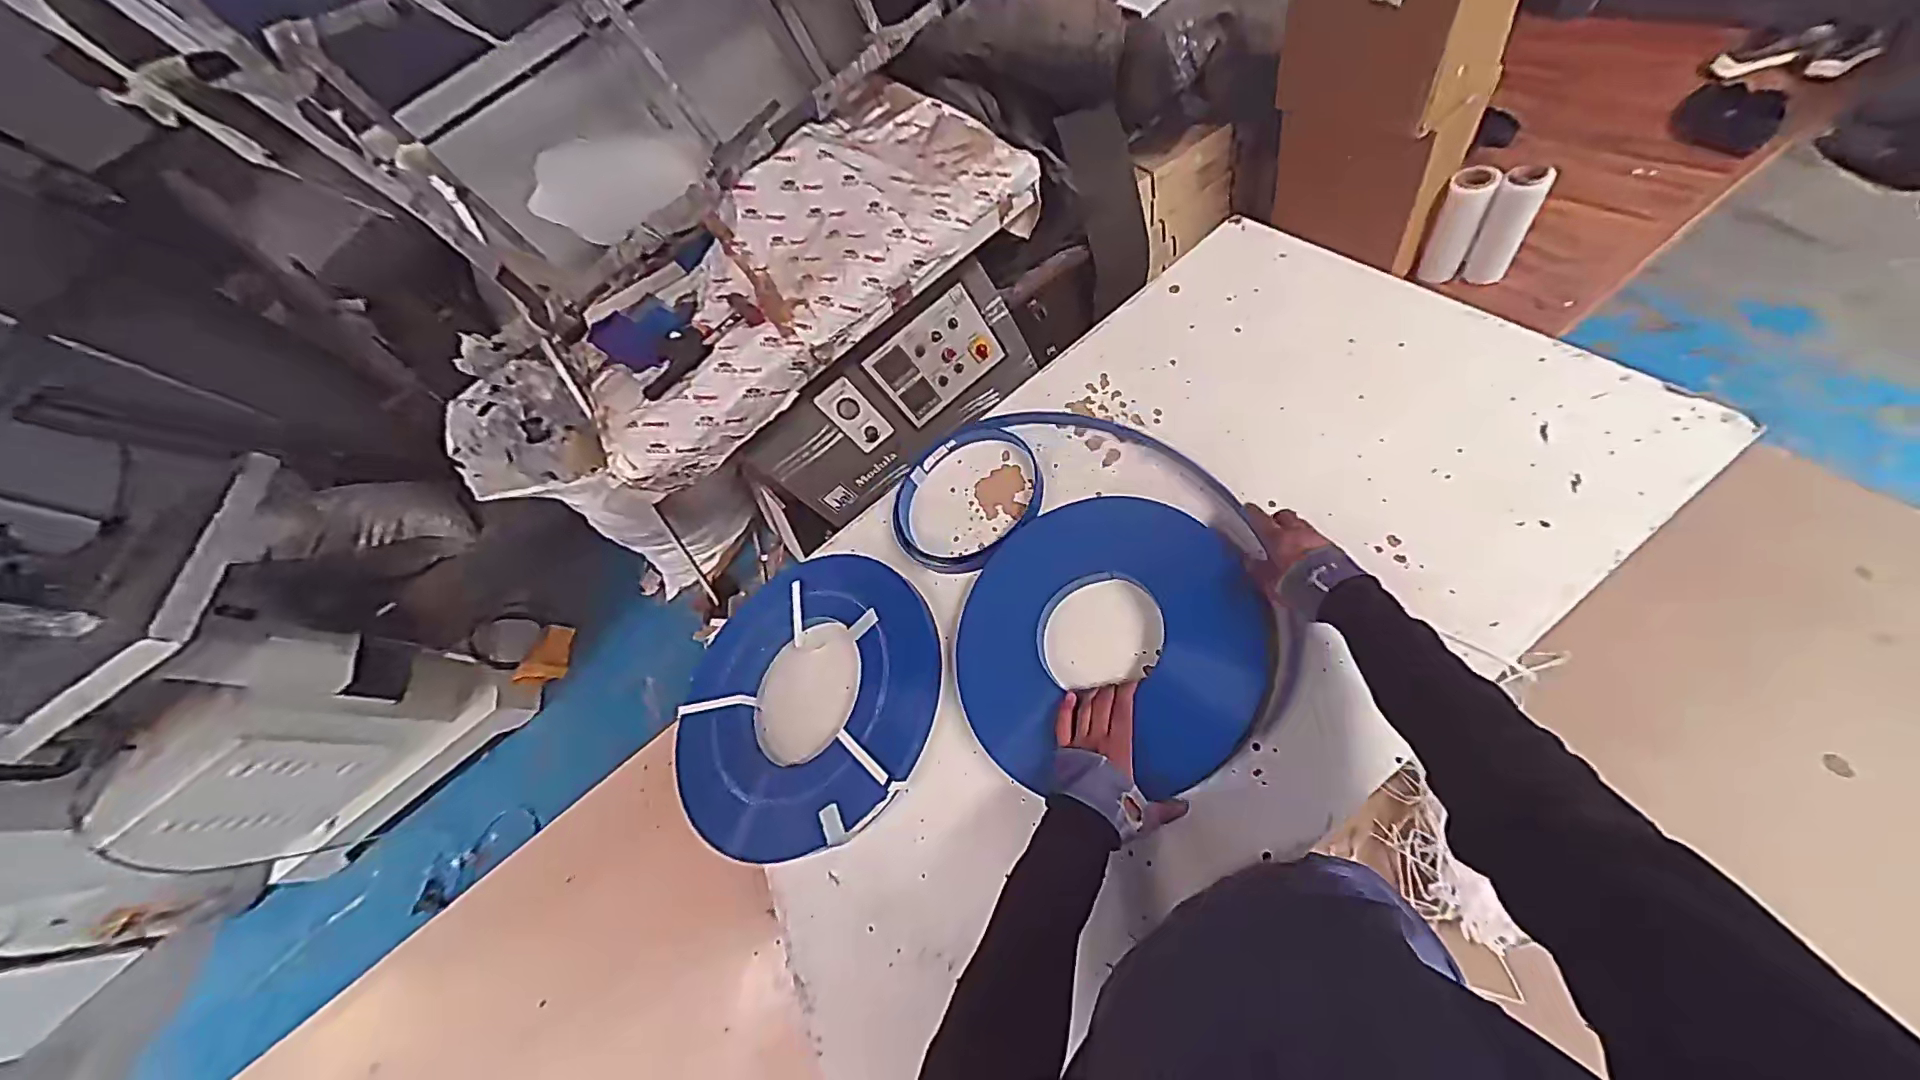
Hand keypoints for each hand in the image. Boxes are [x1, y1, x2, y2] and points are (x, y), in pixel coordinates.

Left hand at [1056, 682, 1187, 831]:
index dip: (1127, 693)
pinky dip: (1065, 709)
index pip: (1124, 712)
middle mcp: (1098, 741)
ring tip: (1095, 683)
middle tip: (1115, 677)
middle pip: (1103, 705)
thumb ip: (1164, 808)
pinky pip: (1063, 724)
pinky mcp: (1063, 752)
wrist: (1084, 820)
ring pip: (1084, 710)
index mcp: (1120, 749)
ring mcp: (1079, 744)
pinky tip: (1068, 698)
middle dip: (1110, 689)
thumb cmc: (1112, 813)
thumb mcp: (1146, 812)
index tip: (1132, 681)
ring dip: (1090, 695)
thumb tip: (1180, 807)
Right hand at [1242, 505, 1334, 601]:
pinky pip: (1318, 539)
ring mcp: (1318, 539)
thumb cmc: (1299, 584)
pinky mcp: (1334, 549)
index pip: (1261, 519)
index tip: (1250, 510)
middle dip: (1277, 519)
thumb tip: (1250, 562)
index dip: (1253, 514)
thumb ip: (1258, 569)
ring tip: (1291, 541)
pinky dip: (1310, 543)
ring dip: (1296, 531)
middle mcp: (1298, 533)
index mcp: (1278, 538)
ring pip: (1303, 526)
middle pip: (1285, 516)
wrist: (1333, 592)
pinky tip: (1308, 554)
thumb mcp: (1269, 582)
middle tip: (1272, 525)